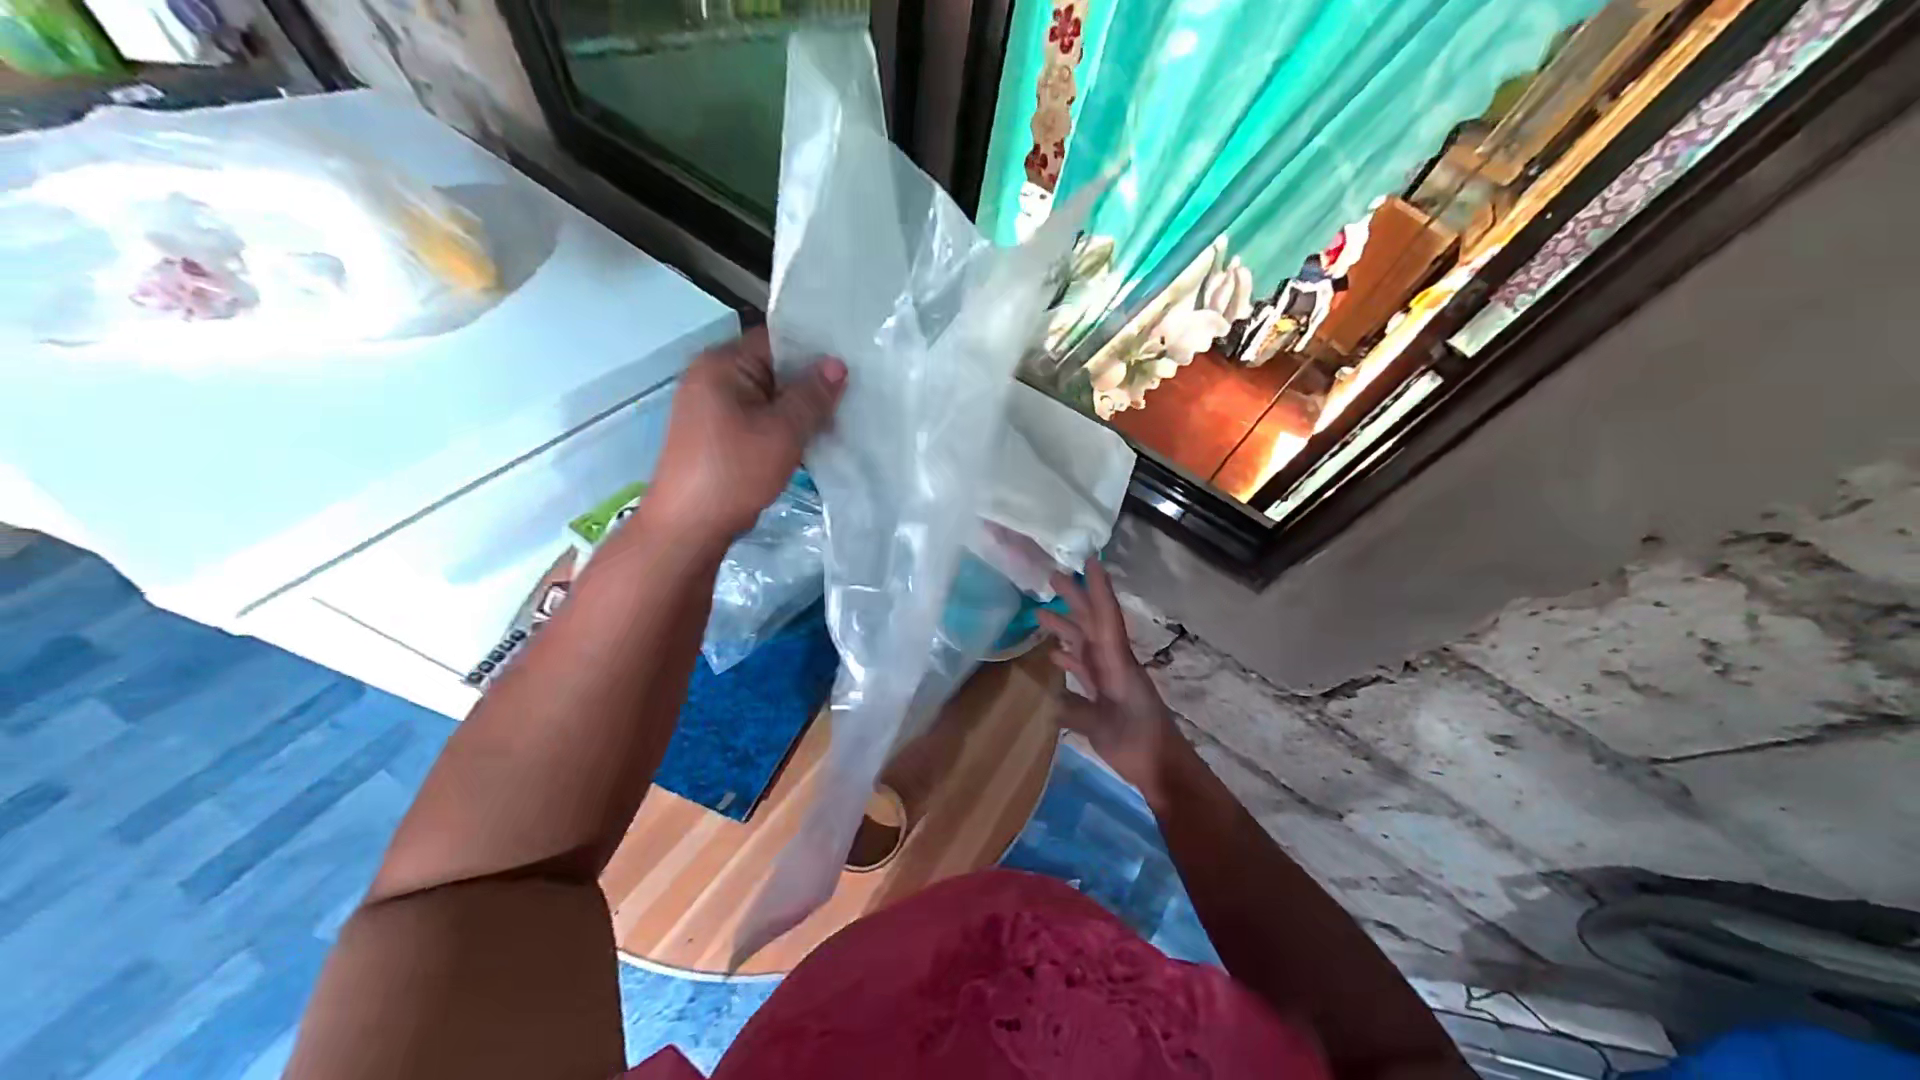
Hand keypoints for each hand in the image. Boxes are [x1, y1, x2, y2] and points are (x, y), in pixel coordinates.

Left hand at [647, 327, 845, 543]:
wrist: (688, 526)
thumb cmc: (735, 471)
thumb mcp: (783, 431)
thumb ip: (812, 395)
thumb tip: (836, 364)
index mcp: (721, 364)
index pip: (776, 340)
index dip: (814, 350)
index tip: (850, 365)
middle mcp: (711, 377)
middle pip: (771, 368)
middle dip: (809, 383)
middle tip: (851, 394)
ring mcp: (710, 407)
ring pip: (766, 397)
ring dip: (797, 409)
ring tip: (836, 418)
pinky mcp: (715, 434)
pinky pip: (756, 418)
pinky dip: (780, 426)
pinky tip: (808, 440)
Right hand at [1037, 561, 1184, 802]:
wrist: (1163, 767)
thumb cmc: (1139, 744)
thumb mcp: (1106, 730)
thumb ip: (1078, 713)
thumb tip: (1049, 702)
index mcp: (1117, 663)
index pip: (1105, 618)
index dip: (1097, 590)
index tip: (1090, 562)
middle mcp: (1113, 663)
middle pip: (1092, 623)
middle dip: (1074, 599)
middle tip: (1053, 576)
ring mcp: (1109, 677)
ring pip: (1085, 643)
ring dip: (1066, 627)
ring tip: (1040, 614)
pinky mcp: (1105, 693)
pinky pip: (1084, 667)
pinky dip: (1068, 657)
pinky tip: (1053, 656)